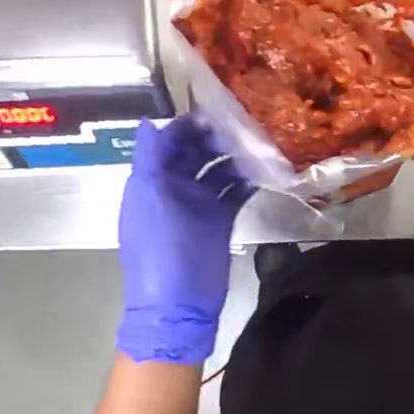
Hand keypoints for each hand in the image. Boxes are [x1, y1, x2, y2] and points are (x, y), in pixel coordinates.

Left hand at [115, 115, 253, 364]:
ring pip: (218, 170)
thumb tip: (151, 121)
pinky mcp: (221, 221)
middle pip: (196, 152)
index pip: (169, 141)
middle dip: (217, 137)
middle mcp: (175, 188)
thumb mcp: (150, 199)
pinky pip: (234, 193)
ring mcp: (199, 205)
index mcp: (153, 180)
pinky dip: (247, 181)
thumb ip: (151, 160)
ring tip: (260, 145)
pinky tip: (264, 171)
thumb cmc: (160, 250)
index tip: (217, 109)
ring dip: (235, 157)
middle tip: (247, 124)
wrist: (178, 303)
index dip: (188, 125)